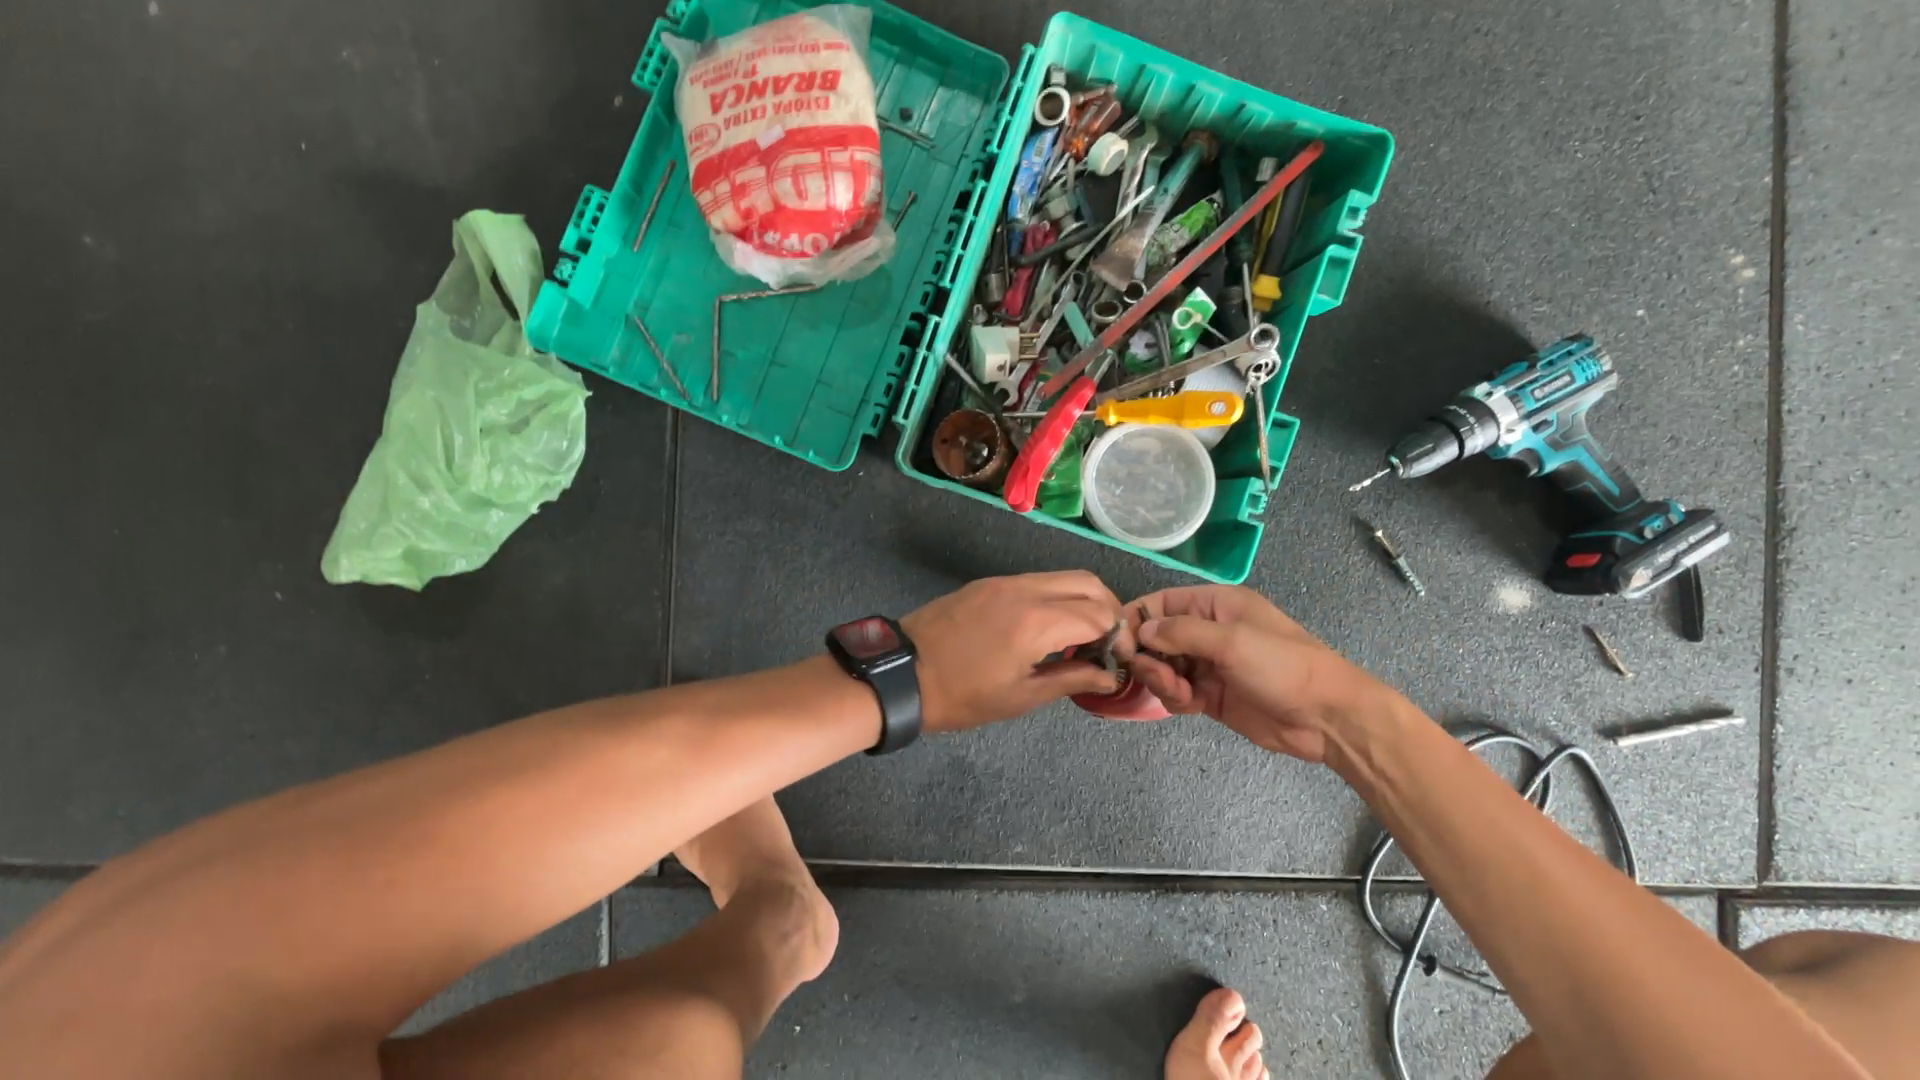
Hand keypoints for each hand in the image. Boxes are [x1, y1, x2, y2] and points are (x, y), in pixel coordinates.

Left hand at [903, 572, 1124, 732]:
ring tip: (1081, 639)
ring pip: (1062, 577)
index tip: (1120, 659)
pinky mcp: (988, 583)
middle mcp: (1026, 589)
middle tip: (1108, 644)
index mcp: (1038, 620)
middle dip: (1109, 609)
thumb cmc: (961, 695)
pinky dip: (1056, 597)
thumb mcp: (1020, 696)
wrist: (899, 673)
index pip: (1100, 614)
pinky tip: (1049, 629)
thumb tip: (1109, 675)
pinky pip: (1036, 581)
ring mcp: (1004, 581)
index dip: (1119, 635)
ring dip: (1083, 601)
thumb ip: (1070, 679)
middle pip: (1088, 582)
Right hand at [1117, 585, 1397, 761]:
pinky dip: (1173, 697)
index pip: (1163, 603)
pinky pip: (1176, 692)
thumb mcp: (1230, 640)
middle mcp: (1209, 631)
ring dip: (1160, 679)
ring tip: (1178, 691)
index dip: (1138, 618)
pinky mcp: (1211, 696)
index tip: (1117, 641)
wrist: (1326, 717)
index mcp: (1216, 605)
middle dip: (1147, 655)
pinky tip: (1188, 704)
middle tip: (1149, 672)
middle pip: (1157, 637)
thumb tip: (1140, 631)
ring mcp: (1209, 665)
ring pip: (1163, 667)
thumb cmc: (1282, 666)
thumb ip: (1180, 632)